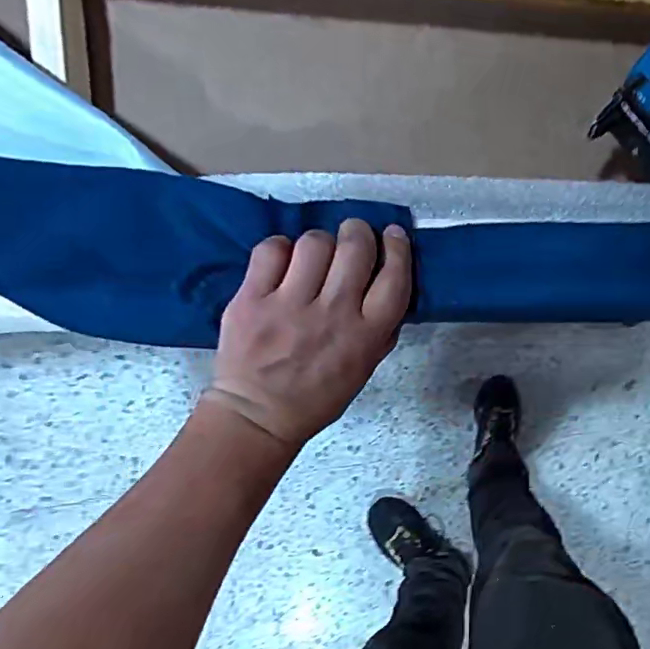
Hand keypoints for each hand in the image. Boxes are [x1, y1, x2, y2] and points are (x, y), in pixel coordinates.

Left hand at [200, 219, 412, 450]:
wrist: (258, 417)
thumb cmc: (316, 397)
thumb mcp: (363, 369)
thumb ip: (380, 331)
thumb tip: (389, 286)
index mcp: (365, 336)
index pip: (395, 278)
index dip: (398, 248)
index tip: (392, 235)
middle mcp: (332, 315)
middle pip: (355, 248)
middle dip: (358, 232)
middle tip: (352, 235)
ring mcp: (288, 306)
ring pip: (314, 243)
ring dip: (319, 242)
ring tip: (313, 255)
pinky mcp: (251, 299)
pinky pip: (271, 250)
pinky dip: (280, 248)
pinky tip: (282, 262)